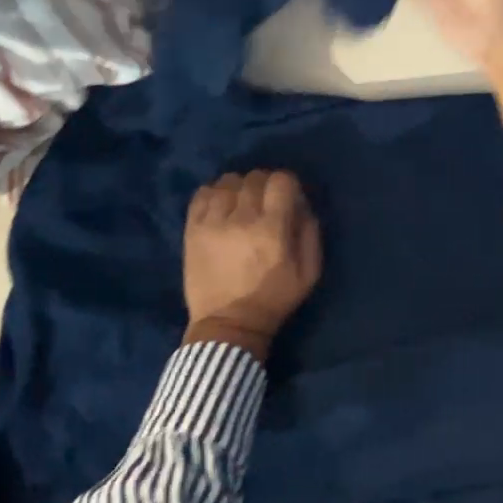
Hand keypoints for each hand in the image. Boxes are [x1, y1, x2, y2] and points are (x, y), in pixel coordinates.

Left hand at [181, 171, 322, 362]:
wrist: (228, 325)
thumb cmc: (274, 299)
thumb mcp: (309, 272)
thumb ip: (310, 232)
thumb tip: (302, 203)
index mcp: (272, 229)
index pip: (281, 180)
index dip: (287, 184)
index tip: (287, 197)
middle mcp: (241, 219)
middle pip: (254, 177)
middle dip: (264, 185)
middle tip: (264, 202)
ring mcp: (212, 223)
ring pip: (227, 182)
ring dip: (238, 188)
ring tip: (240, 204)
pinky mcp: (192, 230)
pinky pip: (202, 194)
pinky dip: (214, 194)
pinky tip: (220, 207)